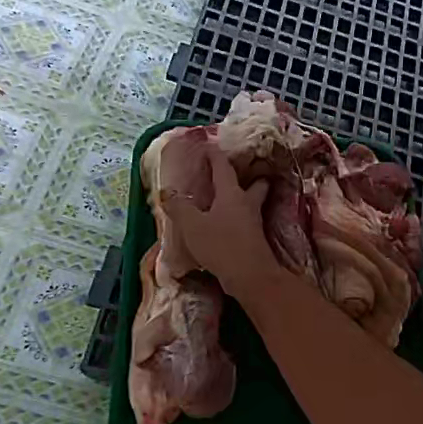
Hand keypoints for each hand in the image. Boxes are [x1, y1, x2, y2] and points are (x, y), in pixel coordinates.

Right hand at [160, 142, 276, 296]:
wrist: (251, 276)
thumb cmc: (221, 245)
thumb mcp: (192, 225)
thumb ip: (179, 207)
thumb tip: (167, 192)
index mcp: (231, 193)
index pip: (223, 167)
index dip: (215, 155)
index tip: (209, 146)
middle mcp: (247, 204)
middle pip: (255, 184)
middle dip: (250, 176)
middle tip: (241, 173)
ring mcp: (254, 223)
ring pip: (253, 203)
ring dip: (246, 198)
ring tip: (231, 200)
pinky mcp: (255, 240)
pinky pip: (248, 221)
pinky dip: (240, 218)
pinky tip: (229, 226)